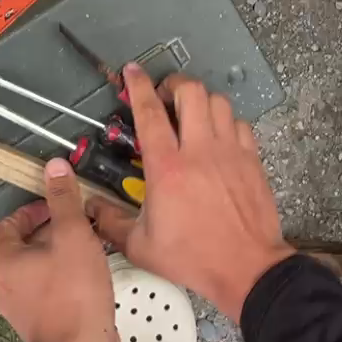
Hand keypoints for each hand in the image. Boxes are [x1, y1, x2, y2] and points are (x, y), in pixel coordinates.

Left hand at [0, 158, 121, 341]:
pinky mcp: (42, 326)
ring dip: (58, 255)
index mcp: (5, 262)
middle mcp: (6, 286)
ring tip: (88, 246)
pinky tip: (90, 276)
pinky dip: (64, 278)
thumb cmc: (74, 292)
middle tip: (77, 223)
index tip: (55, 205)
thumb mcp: (73, 235)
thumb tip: (54, 166)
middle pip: (22, 248)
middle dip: (48, 231)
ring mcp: (23, 310)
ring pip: (37, 270)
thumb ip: (64, 200)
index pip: (7, 225)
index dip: (30, 210)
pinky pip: (49, 292)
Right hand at [90, 64, 293, 325]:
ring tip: (190, 114)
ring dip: (201, 101)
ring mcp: (229, 152)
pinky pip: (240, 123)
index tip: (132, 73)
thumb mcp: (141, 246)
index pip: (149, 112)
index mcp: (167, 168)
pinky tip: (217, 136)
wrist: (247, 269)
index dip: (138, 86)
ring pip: (217, 102)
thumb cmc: (194, 258)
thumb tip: (91, 209)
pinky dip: (226, 121)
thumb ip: (111, 223)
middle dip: (173, 85)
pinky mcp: (251, 160)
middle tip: (163, 96)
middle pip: (190, 92)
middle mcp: (199, 151)